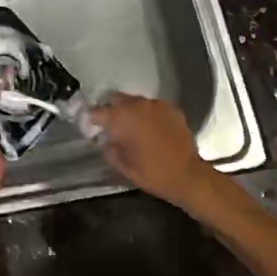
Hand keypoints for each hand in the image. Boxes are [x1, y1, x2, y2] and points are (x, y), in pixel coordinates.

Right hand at [89, 93, 217, 208]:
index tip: (89, 124)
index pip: (99, 111)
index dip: (91, 117)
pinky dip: (148, 114)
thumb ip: (109, 149)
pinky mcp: (172, 109)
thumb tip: (105, 140)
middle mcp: (139, 105)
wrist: (187, 175)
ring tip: (131, 127)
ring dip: (130, 111)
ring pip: (137, 102)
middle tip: (109, 125)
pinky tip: (151, 128)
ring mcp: (158, 105)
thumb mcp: (124, 166)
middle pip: (117, 100)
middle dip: (111, 110)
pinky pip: (154, 107)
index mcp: (123, 118)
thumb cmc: (153, 173)